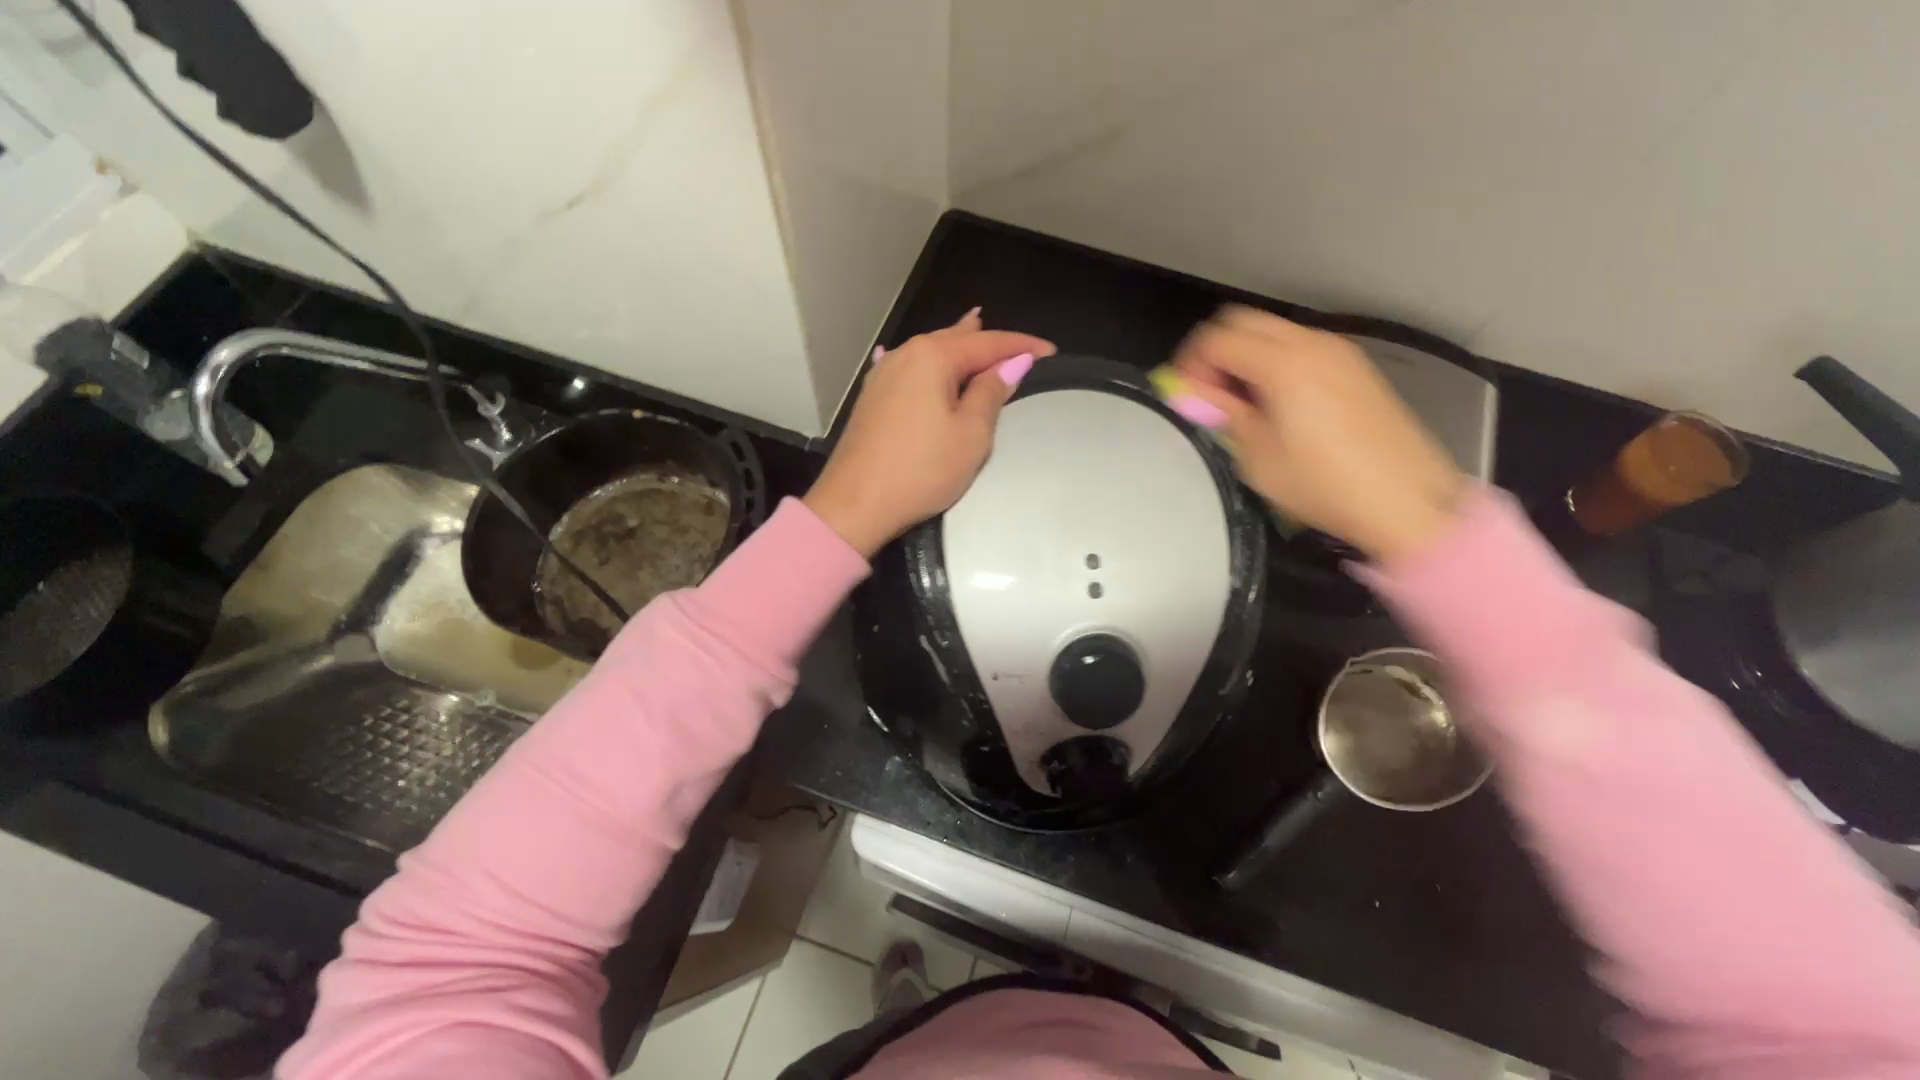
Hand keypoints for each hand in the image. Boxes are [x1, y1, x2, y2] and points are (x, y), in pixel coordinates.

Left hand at [805, 310, 1055, 556]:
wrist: (855, 505)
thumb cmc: (920, 471)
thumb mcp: (970, 435)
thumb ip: (991, 393)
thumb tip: (1012, 364)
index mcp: (932, 357)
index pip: (988, 342)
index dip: (1022, 346)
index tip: (1051, 351)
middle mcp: (904, 355)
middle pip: (955, 340)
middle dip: (988, 341)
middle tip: (1019, 344)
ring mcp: (884, 375)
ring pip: (931, 352)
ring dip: (958, 346)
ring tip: (978, 329)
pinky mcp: (873, 398)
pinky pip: (913, 368)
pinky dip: (933, 362)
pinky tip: (933, 357)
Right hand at [1174, 306, 1466, 561]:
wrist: (1407, 502)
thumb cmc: (1327, 486)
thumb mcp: (1259, 458)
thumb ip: (1224, 415)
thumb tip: (1192, 395)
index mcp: (1284, 363)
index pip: (1216, 339)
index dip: (1191, 366)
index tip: (1186, 398)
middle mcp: (1313, 345)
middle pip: (1243, 322)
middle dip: (1215, 353)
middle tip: (1207, 396)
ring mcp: (1339, 353)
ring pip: (1273, 333)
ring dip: (1246, 357)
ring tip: (1241, 406)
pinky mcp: (1355, 369)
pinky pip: (1301, 349)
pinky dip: (1276, 363)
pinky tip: (1276, 406)